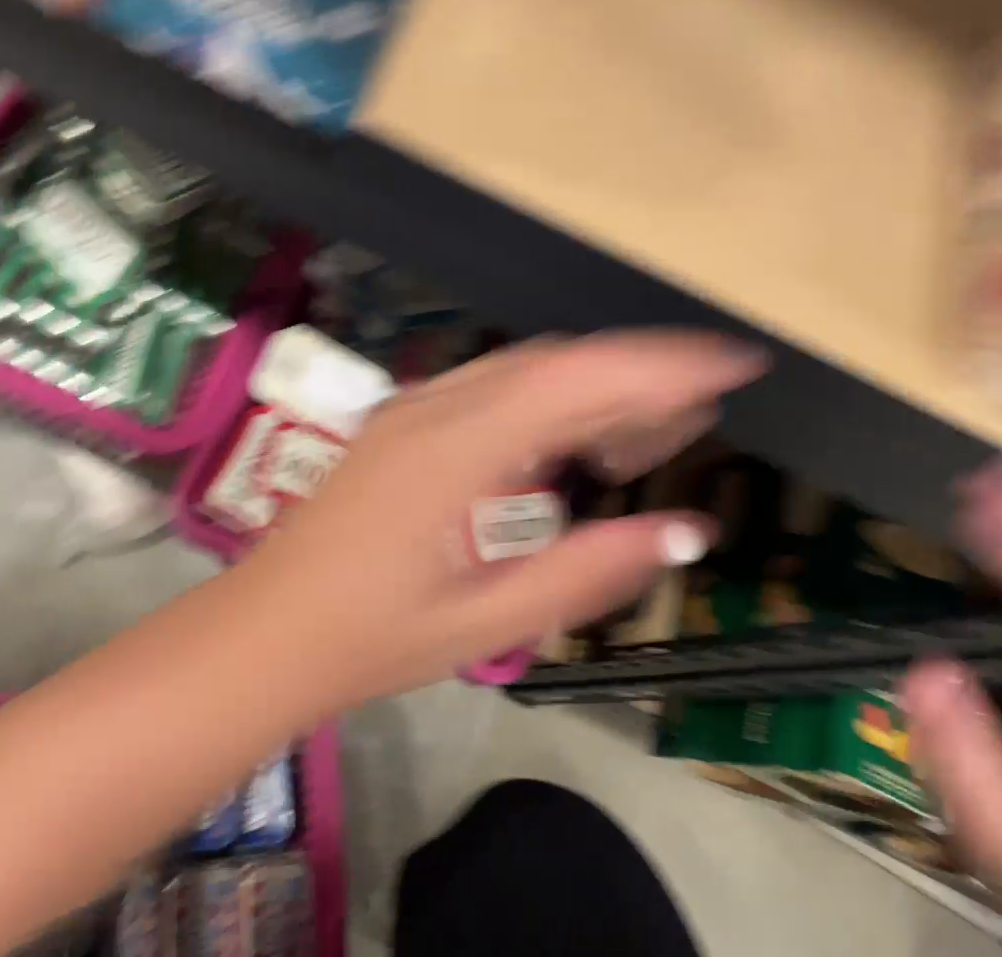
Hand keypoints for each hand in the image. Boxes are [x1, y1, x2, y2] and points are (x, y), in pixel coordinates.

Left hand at [228, 331, 765, 708]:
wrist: (265, 632)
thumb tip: (688, 531)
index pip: (576, 377)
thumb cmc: (369, 638)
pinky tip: (563, 444)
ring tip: (644, 436)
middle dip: (633, 376)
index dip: (662, 364)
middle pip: (550, 363)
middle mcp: (429, 410)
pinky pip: (482, 391)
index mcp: (453, 449)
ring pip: (515, 371)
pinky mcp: (393, 428)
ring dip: (586, 386)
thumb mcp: (486, 621)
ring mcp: (405, 413)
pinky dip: (540, 400)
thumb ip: (586, 571)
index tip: (736, 364)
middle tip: (697, 421)